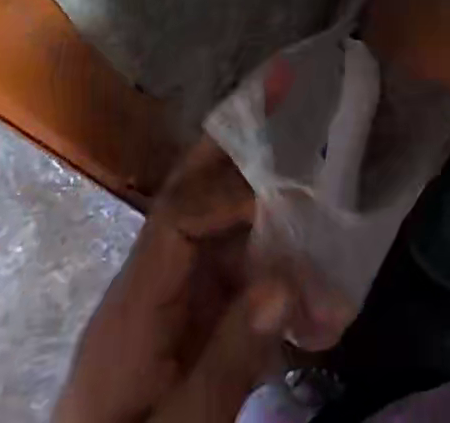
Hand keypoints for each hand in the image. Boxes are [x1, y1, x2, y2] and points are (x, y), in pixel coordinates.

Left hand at [54, 140, 291, 422]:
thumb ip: (228, 359)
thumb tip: (282, 280)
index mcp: (135, 301)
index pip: (179, 217)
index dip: (232, 191)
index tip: (289, 189)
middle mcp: (151, 282)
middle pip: (190, 195)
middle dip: (232, 145)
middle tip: (274, 89)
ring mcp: (170, 301)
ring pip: (222, 233)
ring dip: (269, 213)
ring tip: (313, 169)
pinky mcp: (187, 323)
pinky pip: (234, 279)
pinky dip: (274, 271)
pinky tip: (313, 291)